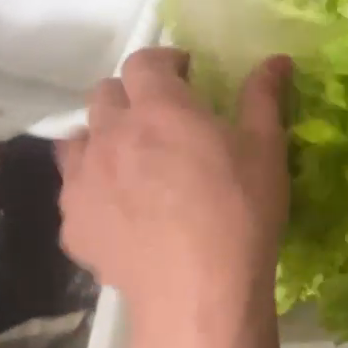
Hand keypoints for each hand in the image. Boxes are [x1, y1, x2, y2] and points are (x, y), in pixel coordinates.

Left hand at [55, 47, 289, 347]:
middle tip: (166, 113)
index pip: (143, 62)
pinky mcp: (71, 223)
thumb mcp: (266, 144)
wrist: (197, 287)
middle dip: (133, 93)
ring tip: (138, 155)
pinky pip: (74, 186)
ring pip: (79, 138)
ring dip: (105, 134)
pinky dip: (97, 181)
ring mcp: (82, 181)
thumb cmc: (241, 205)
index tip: (189, 74)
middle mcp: (111, 135)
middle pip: (103, 94)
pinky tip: (128, 204)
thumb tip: (276, 59)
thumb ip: (263, 95)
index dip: (165, 61)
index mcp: (161, 109)